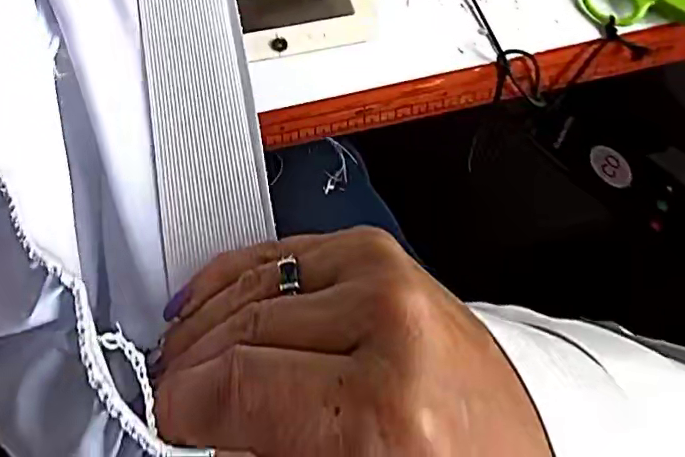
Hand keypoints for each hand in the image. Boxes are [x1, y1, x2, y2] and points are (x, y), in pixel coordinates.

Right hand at [155, 228, 551, 456]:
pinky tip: (213, 298)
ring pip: (255, 283)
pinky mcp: (375, 248)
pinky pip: (284, 252)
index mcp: (381, 406)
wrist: (518, 433)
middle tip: (169, 394)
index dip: (183, 406)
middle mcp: (382, 320)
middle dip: (191, 366)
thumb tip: (204, 423)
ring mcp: (380, 270)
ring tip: (183, 352)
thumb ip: (265, 442)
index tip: (166, 419)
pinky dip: (238, 274)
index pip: (238, 384)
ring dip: (207, 319)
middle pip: (242, 330)